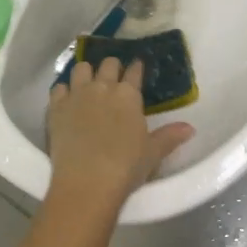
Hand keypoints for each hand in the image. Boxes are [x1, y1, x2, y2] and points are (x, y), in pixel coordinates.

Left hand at [47, 58, 193, 205]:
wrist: (86, 183)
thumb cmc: (125, 168)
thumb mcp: (152, 153)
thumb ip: (170, 137)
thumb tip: (190, 128)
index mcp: (129, 94)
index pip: (134, 70)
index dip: (136, 68)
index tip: (136, 68)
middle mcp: (103, 87)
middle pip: (108, 63)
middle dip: (112, 67)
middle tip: (113, 78)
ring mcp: (77, 95)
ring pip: (81, 68)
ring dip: (86, 73)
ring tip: (88, 83)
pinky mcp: (56, 107)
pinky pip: (58, 87)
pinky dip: (63, 90)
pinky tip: (66, 99)